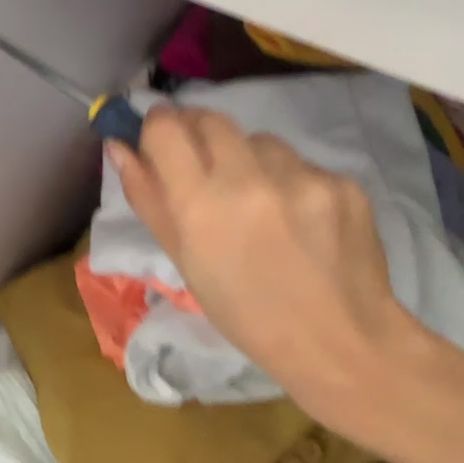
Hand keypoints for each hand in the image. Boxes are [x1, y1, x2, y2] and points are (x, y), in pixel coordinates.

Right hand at [107, 106, 416, 421]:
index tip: (159, 137)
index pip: (166, 127)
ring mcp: (303, 178)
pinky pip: (301, 164)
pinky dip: (290, 181)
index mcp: (200, 203)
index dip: (158, 126)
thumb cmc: (243, 310)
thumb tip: (119, 145)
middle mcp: (249, 180)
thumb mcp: (182, 260)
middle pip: (211, 119)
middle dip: (199, 132)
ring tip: (260, 203)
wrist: (341, 343)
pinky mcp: (344, 184)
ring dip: (249, 159)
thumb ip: (148, 197)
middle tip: (203, 164)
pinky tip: (299, 219)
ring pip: (259, 141)